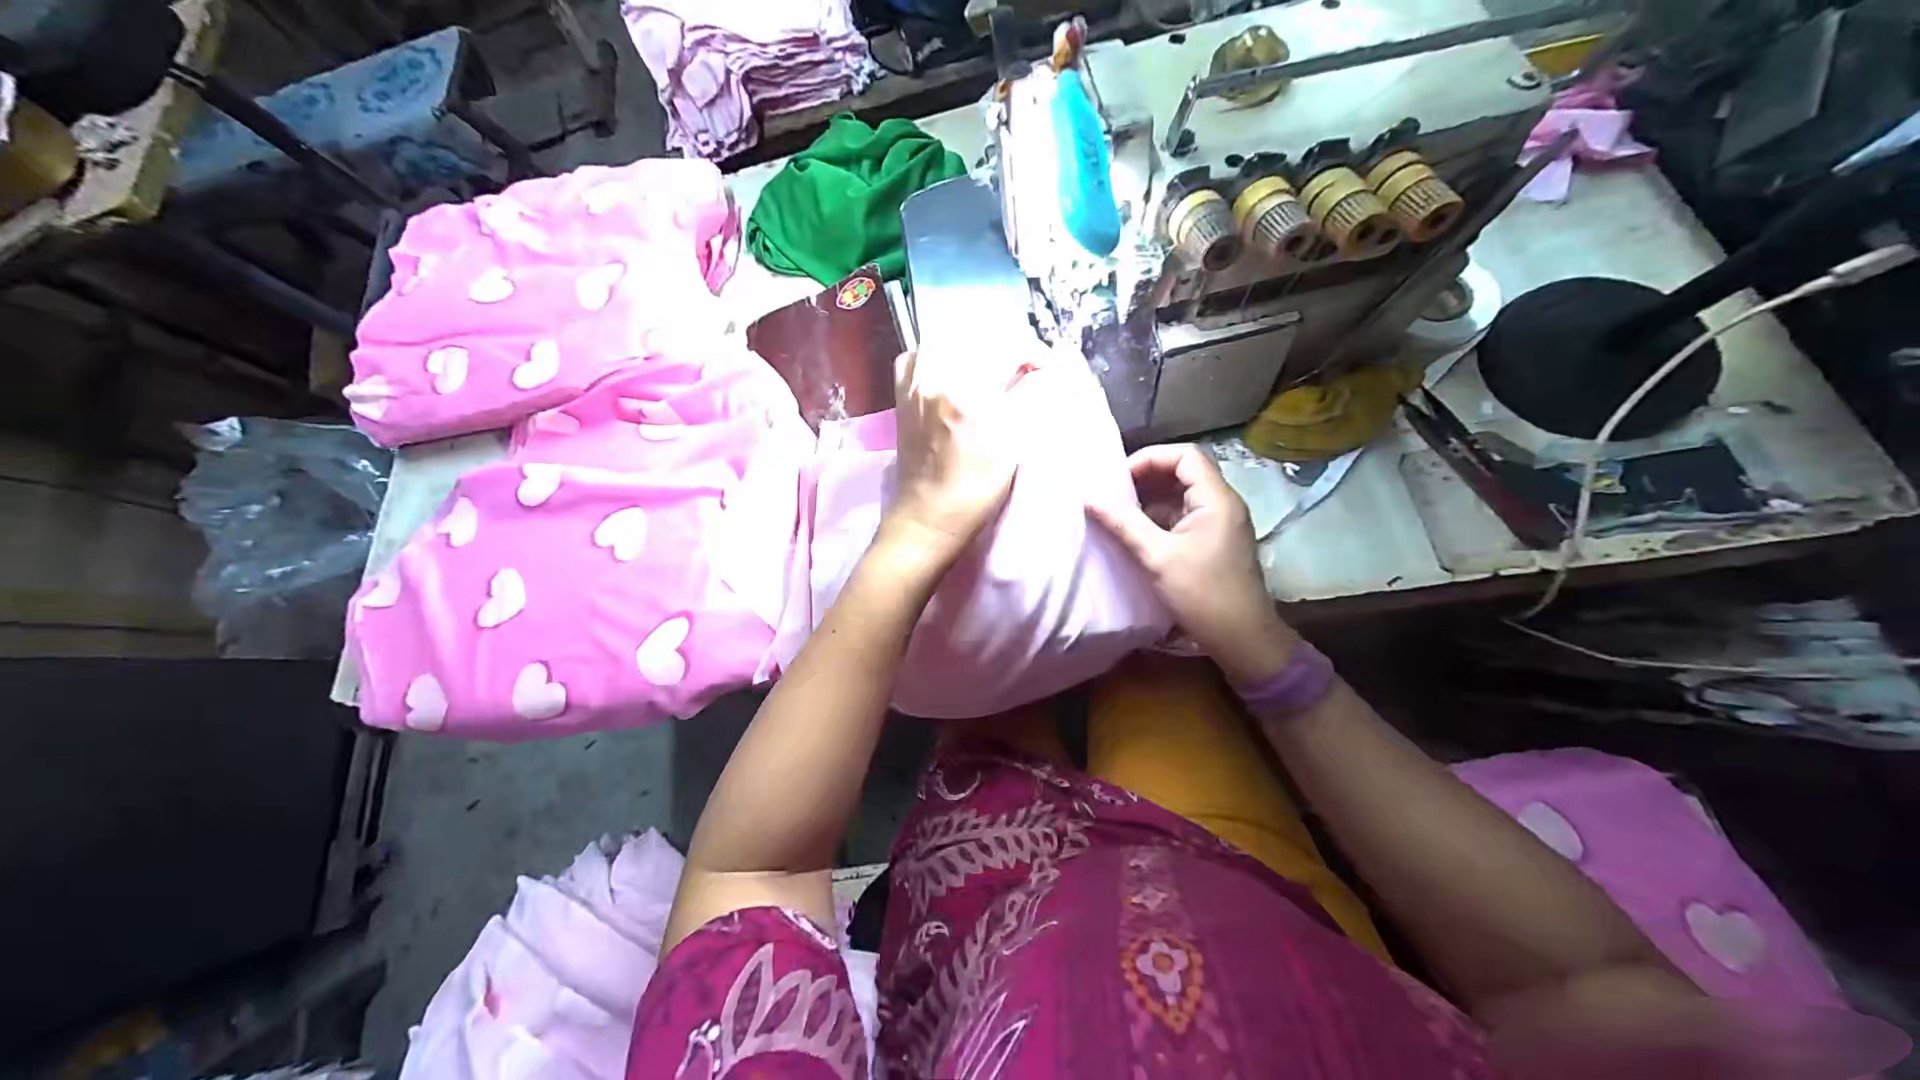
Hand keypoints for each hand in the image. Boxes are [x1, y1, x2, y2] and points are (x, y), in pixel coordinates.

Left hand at [882, 349, 1021, 570]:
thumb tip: (1040, 369)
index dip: (1031, 350)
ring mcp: (913, 385)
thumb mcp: (1013, 445)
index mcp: (967, 391)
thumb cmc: (975, 489)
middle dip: (1003, 344)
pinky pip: (917, 356)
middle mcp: (935, 378)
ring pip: (945, 341)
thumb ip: (1028, 398)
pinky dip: (936, 355)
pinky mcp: (902, 396)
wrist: (927, 518)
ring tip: (989, 365)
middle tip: (1021, 365)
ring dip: (972, 346)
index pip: (1005, 346)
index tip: (1044, 364)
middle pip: (974, 336)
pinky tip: (949, 371)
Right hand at [1087, 444, 1299, 684]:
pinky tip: (1135, 532)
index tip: (1119, 478)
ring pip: (1182, 495)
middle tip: (1113, 493)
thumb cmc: (1203, 595)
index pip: (1185, 455)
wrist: (1242, 638)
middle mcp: (1222, 504)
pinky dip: (1158, 517)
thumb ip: (1124, 523)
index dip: (1150, 458)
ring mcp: (1220, 523)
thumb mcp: (1158, 557)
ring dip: (1150, 499)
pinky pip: (1183, 516)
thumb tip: (1089, 498)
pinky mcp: (1213, 541)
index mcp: (1216, 500)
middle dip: (1146, 477)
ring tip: (1117, 511)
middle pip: (1183, 471)